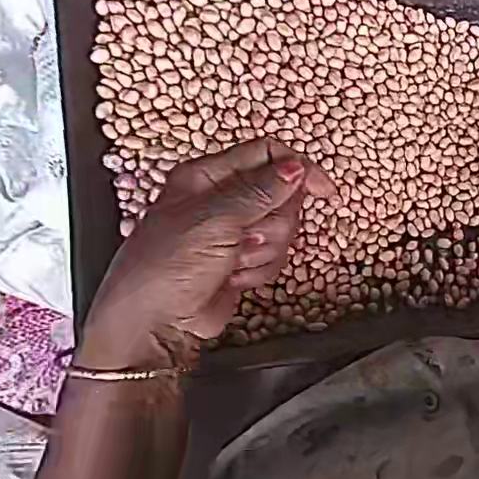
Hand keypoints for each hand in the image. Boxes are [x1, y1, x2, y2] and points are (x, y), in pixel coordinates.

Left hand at [78, 138, 335, 371]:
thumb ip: (260, 191)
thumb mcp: (215, 220)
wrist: (155, 324)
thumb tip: (296, 167)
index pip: (267, 155)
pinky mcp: (244, 259)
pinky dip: (259, 270)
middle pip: (283, 196)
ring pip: (283, 229)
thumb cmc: (166, 268)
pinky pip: (276, 256)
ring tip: (232, 261)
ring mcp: (235, 231)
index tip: (323, 190)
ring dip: (265, 251)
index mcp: (207, 176)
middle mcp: (223, 199)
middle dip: (274, 222)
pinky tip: (232, 278)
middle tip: (246, 237)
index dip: (299, 169)